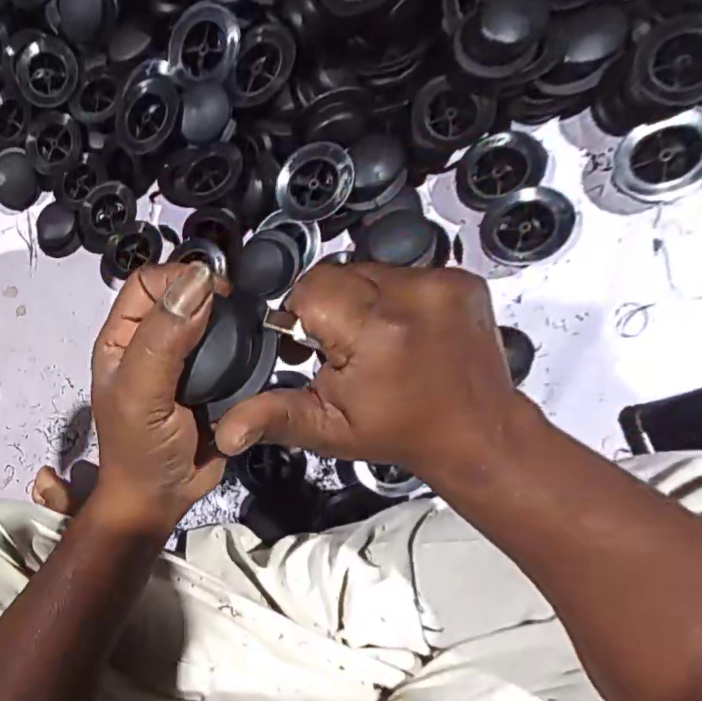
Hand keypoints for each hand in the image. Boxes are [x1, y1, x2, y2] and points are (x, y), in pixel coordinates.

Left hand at [58, 262, 225, 536]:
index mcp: (122, 340)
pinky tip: (247, 356)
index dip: (180, 279)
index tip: (212, 297)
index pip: (148, 282)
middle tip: (232, 315)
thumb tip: (196, 283)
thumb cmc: (138, 453)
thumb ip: (163, 340)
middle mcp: (150, 344)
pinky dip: (241, 349)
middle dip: (209, 296)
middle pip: (182, 294)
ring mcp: (182, 362)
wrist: (162, 498)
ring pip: (209, 320)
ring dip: (229, 323)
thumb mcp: (141, 394)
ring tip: (243, 334)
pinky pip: (230, 350)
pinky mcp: (210, 379)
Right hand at [213, 263, 530, 488]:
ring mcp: (441, 284)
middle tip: (343, 352)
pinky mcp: (459, 279)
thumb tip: (227, 430)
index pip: (311, 288)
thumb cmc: (405, 432)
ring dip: (360, 301)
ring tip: (374, 344)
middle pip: (338, 273)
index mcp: (376, 332)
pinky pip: (402, 272)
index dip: (301, 317)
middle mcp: (414, 297)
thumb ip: (274, 418)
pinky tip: (398, 332)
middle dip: (329, 310)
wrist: (474, 432)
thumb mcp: (328, 430)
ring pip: (368, 268)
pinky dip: (391, 298)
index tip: (313, 347)